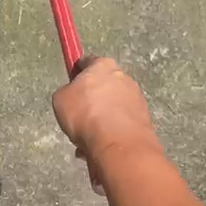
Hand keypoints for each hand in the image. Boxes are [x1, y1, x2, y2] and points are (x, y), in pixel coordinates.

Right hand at [51, 57, 161, 187]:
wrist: (117, 143)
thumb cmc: (85, 114)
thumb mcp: (60, 100)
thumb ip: (67, 92)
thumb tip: (73, 96)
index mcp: (103, 65)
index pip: (88, 61)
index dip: (78, 73)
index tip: (72, 85)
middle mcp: (124, 76)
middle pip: (104, 85)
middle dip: (93, 99)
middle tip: (80, 116)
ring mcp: (137, 97)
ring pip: (114, 106)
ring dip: (103, 117)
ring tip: (89, 137)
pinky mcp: (144, 117)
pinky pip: (122, 121)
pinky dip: (113, 130)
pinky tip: (101, 144)